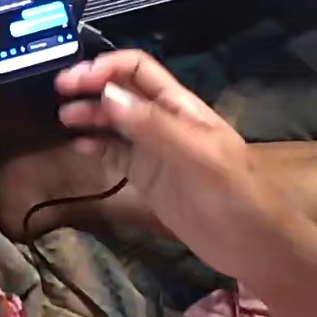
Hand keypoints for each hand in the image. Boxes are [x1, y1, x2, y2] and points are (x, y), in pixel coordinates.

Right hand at [55, 50, 280, 278]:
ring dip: (89, 113)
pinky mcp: (146, 175)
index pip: (137, 68)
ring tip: (64, 118)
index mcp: (178, 105)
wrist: (255, 250)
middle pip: (120, 89)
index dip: (107, 66)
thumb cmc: (234, 196)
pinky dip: (95, 145)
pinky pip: (114, 152)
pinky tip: (79, 146)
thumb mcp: (198, 156)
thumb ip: (153, 124)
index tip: (79, 79)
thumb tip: (107, 95)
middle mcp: (161, 119)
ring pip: (113, 119)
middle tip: (60, 90)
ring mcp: (152, 148)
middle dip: (91, 84)